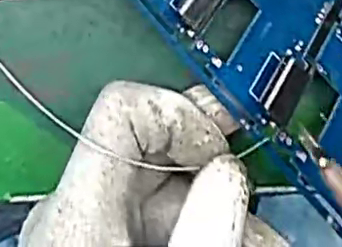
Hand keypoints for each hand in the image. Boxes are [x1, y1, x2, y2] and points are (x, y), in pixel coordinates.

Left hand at [19, 82, 285, 246]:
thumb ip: (204, 230)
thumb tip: (228, 172)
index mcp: (79, 211)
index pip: (124, 108)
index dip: (179, 114)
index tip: (222, 151)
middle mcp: (79, 212)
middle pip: (155, 150)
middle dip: (217, 170)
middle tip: (261, 194)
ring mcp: (91, 235)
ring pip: (165, 191)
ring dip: (220, 209)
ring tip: (260, 243)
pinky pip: (157, 224)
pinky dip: (200, 232)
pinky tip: (231, 245)